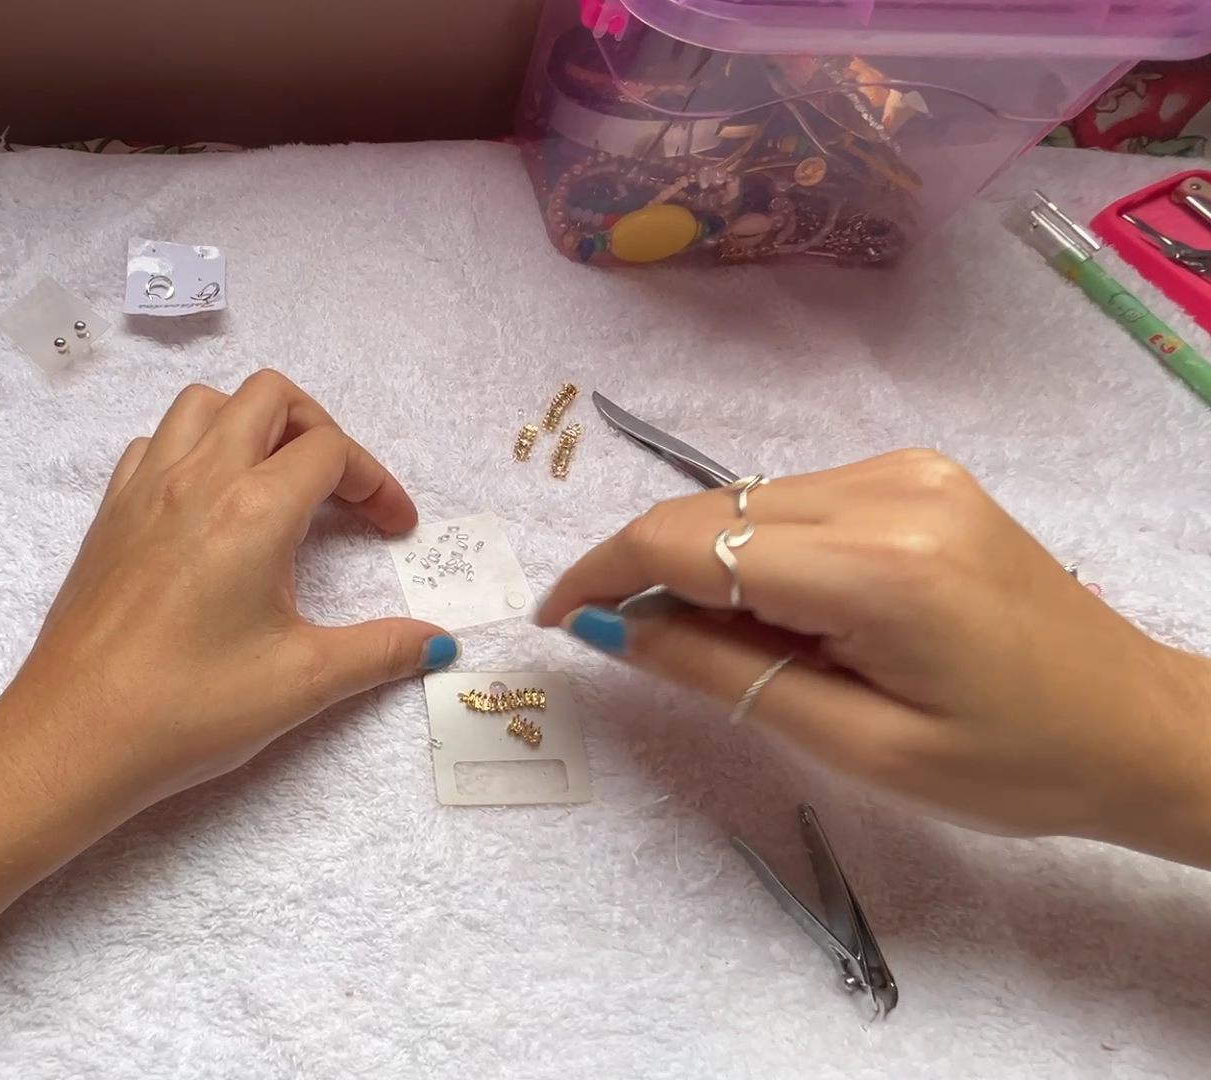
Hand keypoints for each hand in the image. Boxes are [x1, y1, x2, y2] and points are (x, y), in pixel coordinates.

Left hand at [0, 370, 456, 809]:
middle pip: (270, 397)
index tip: (395, 529)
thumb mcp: (302, 681)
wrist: (72, 737)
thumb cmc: (190, 708)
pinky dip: (194, 449)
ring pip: (205, 405)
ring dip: (252, 425)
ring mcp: (144, 487)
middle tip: (339, 490)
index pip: (330, 452)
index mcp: (252, 509)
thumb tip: (442, 646)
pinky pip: (156, 443)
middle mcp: (197, 477)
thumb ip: (382, 651)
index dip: (377, 482)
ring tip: (274, 481)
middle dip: (319, 429)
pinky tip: (206, 503)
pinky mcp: (110, 510)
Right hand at [538, 449, 1210, 864]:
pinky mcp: (902, 471)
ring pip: (725, 504)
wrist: (1155, 728)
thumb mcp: (849, 742)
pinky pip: (768, 502)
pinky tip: (759, 600)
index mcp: (877, 568)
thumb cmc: (1011, 763)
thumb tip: (607, 626)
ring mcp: (898, 469)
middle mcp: (884, 490)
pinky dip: (732, 549)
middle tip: (617, 633)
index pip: (681, 544)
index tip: (556, 616)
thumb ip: (715, 671)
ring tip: (703, 630)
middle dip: (634, 570)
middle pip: (695, 515)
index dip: (599, 574)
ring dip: (685, 563)